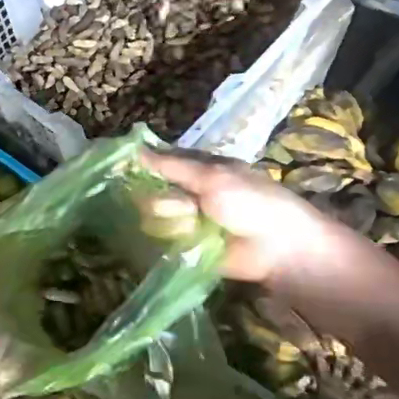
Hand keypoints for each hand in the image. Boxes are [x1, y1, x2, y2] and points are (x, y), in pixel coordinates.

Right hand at [144, 149, 398, 296]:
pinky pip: (165, 241)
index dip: (142, 164)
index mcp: (201, 168)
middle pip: (155, 191)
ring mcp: (190, 221)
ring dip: (173, 222)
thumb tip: (136, 149)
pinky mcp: (190, 247)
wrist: (280, 249)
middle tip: (187, 208)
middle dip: (165, 200)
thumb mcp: (212, 177)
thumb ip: (172, 166)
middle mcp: (193, 192)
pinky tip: (182, 241)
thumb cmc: (252, 202)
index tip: (118, 167)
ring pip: (157, 217)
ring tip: (195, 228)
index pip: (162, 161)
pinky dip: (169, 241)